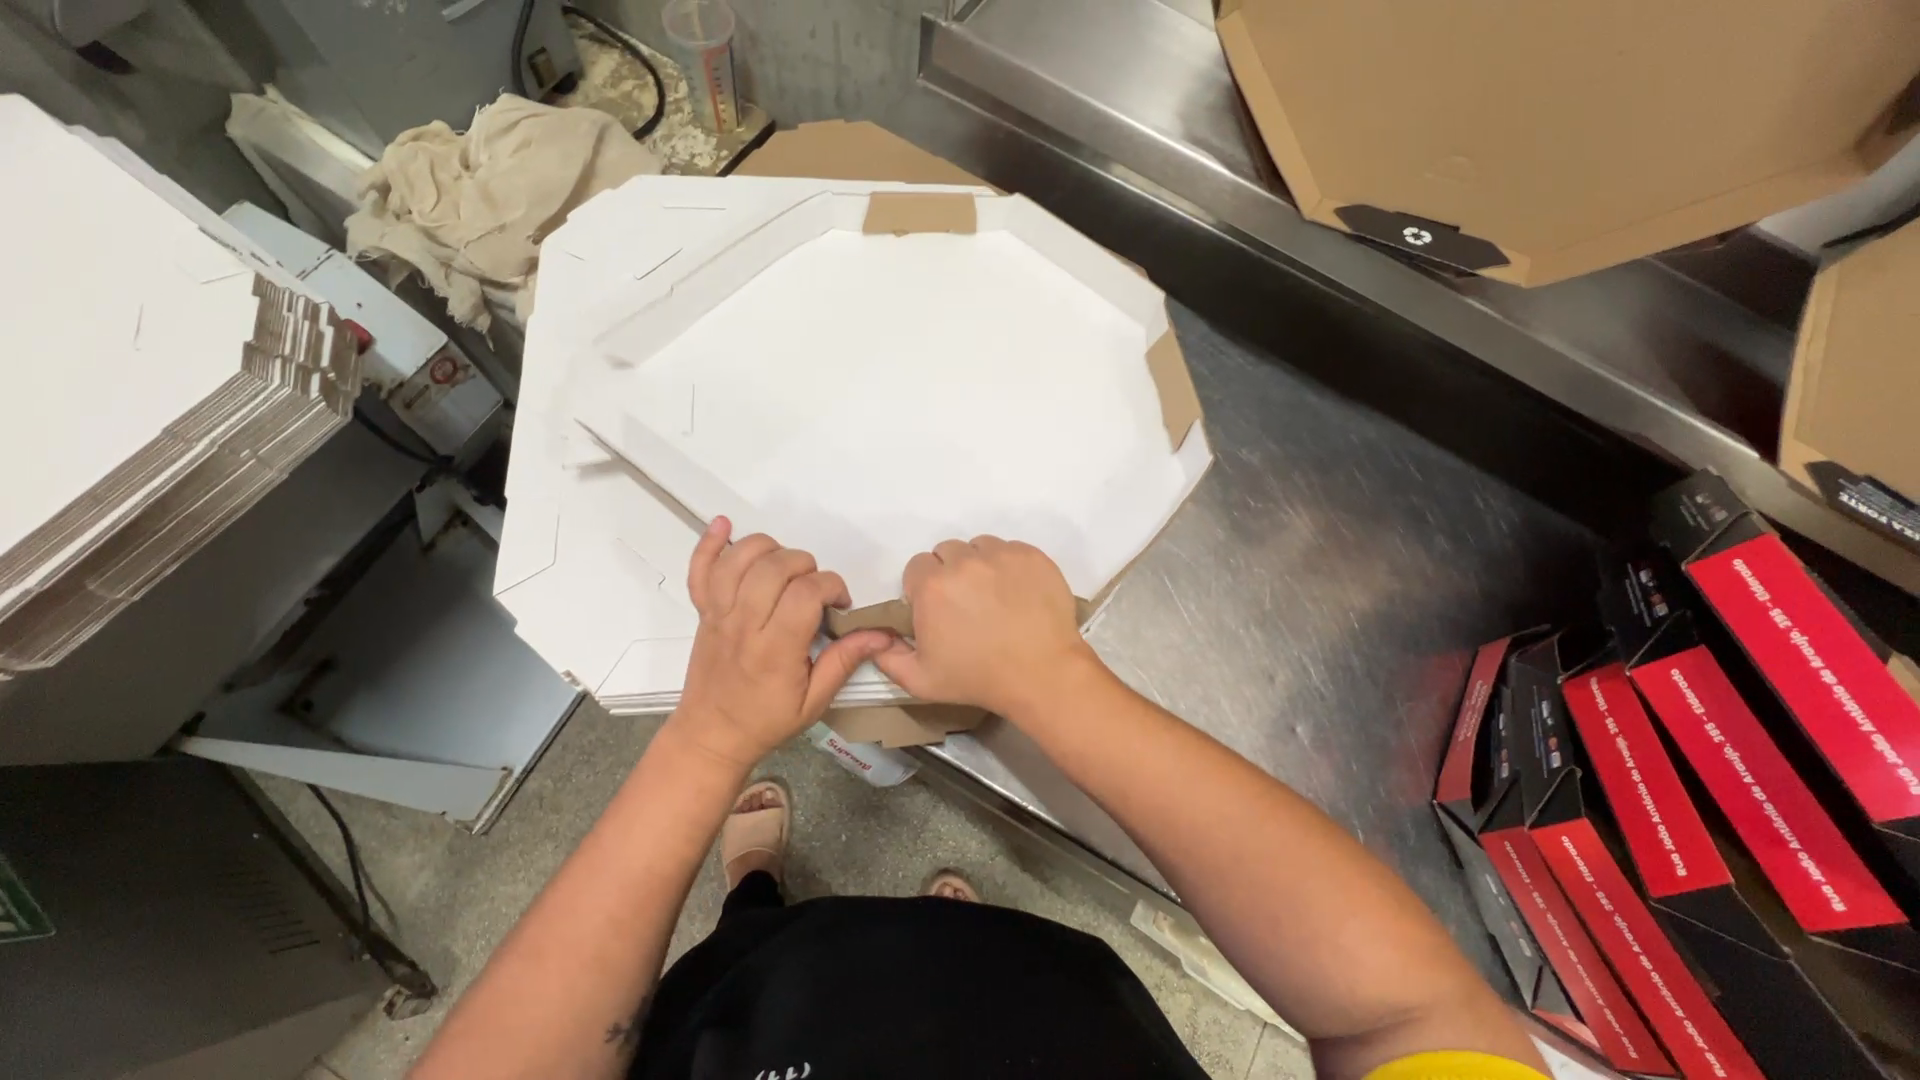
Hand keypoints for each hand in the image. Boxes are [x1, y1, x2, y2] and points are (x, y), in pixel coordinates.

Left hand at [672, 517, 891, 767]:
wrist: (711, 735)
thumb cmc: (766, 720)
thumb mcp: (815, 701)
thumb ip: (844, 661)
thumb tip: (882, 634)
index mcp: (775, 649)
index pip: (805, 593)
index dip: (830, 586)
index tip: (838, 604)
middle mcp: (744, 624)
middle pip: (774, 567)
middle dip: (805, 565)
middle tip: (814, 590)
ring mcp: (719, 613)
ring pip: (740, 559)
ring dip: (768, 549)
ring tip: (785, 568)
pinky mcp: (703, 610)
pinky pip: (700, 569)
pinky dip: (710, 543)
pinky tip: (724, 524)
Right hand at [872, 535, 1103, 717]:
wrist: (1042, 674)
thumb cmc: (978, 678)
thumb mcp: (920, 680)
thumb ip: (888, 657)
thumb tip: (875, 637)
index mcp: (932, 586)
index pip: (916, 567)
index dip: (923, 589)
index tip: (937, 610)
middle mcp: (965, 561)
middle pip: (947, 552)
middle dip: (949, 573)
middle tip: (965, 605)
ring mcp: (1002, 555)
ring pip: (979, 547)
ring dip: (979, 565)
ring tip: (992, 596)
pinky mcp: (1032, 556)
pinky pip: (1010, 549)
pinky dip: (1009, 566)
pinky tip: (1016, 593)